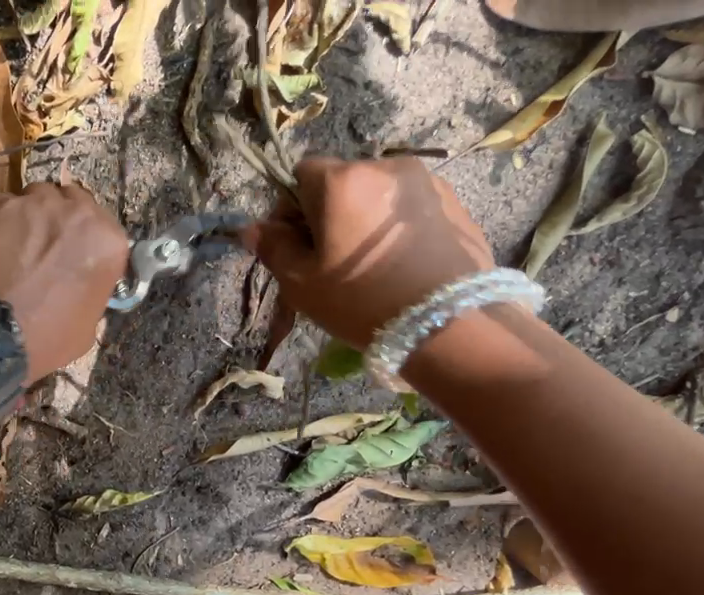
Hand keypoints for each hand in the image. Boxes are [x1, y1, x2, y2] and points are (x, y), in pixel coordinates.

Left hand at [0, 183, 129, 380]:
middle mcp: (80, 213)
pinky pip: (3, 205)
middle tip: (39, 247)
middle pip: (70, 200)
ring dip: (28, 216)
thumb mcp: (89, 324)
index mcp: (109, 241)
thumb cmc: (45, 341)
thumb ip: (92, 289)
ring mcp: (39, 205)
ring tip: (13, 245)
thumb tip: (82, 281)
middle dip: (56, 220)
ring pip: (36, 197)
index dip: (79, 239)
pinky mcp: (1, 208)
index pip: (99, 224)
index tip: (66, 254)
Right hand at [242, 157, 494, 346]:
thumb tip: (253, 229)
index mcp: (342, 181)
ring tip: (359, 260)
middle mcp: (386, 167)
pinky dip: (387, 224)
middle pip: (338, 181)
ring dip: (357, 217)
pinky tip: (390, 260)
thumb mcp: (300, 280)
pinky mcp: (451, 200)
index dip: (288, 206)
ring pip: (372, 193)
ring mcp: (425, 181)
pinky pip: (402, 205)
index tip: (291, 241)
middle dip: (323, 212)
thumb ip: (274, 247)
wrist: (447, 319)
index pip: (301, 172)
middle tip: (322, 256)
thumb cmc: (359, 298)